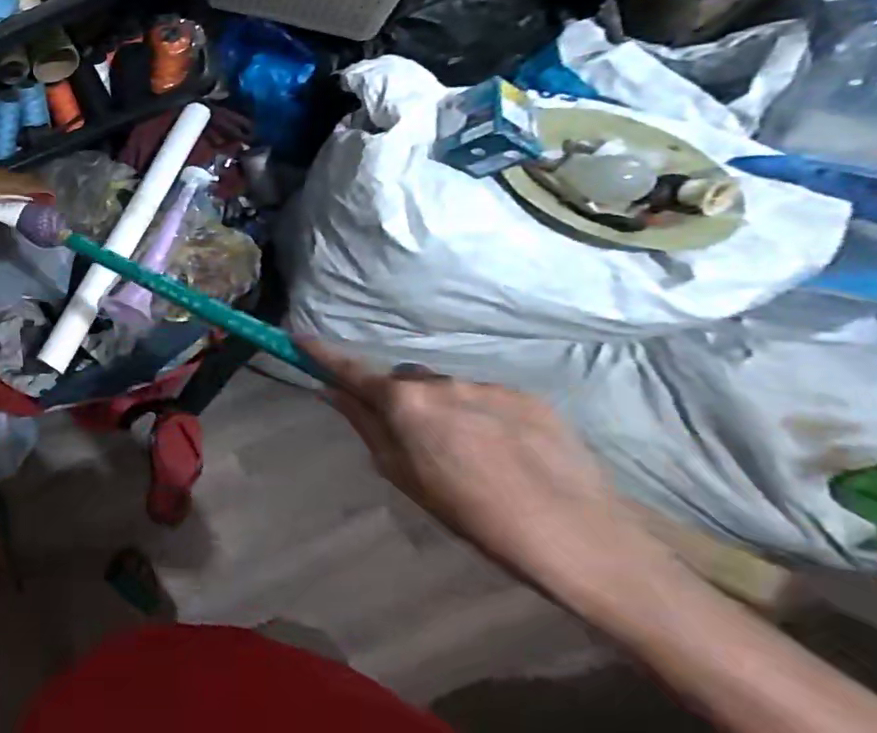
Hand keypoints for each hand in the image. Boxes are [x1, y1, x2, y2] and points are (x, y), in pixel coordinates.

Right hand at [299, 337, 677, 596]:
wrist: (580, 539)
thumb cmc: (476, 519)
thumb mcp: (406, 480)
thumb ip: (367, 428)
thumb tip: (332, 394)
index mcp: (406, 403)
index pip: (351, 370)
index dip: (321, 354)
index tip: (296, 337)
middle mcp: (441, 381)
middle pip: (403, 381)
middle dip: (399, 400)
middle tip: (415, 443)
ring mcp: (487, 384)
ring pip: (447, 390)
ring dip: (445, 411)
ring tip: (473, 458)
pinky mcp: (528, 395)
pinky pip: (487, 398)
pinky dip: (483, 418)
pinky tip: (506, 455)